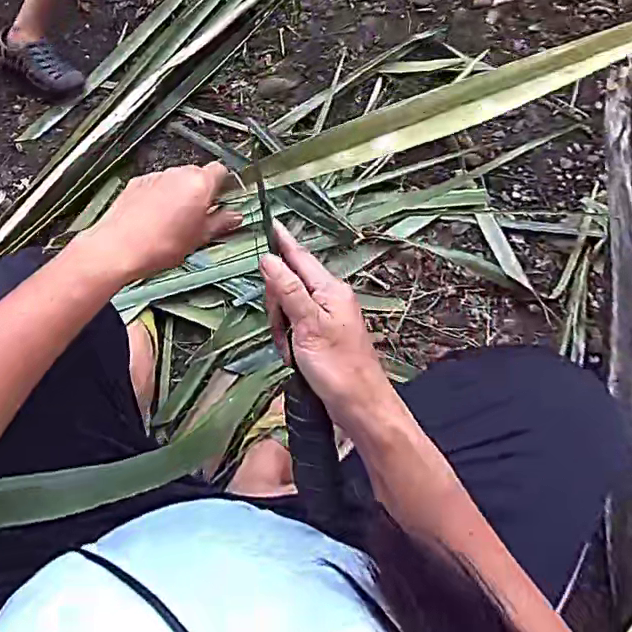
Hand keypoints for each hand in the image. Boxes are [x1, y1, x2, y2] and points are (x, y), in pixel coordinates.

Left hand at [71, 162, 242, 283]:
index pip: (221, 171)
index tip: (224, 200)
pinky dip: (160, 197)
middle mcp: (178, 174)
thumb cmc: (157, 245)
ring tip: (176, 223)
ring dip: (180, 195)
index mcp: (199, 183)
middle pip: (199, 175)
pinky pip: (157, 185)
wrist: (118, 247)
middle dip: (202, 192)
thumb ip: (220, 223)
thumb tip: (234, 218)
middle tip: (201, 217)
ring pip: (177, 180)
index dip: (225, 186)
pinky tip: (156, 219)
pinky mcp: (138, 182)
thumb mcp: (199, 238)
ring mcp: (156, 176)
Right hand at [260, 222, 389, 410]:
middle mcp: (330, 297)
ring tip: (290, 348)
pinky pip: (295, 322)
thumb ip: (287, 290)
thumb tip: (269, 259)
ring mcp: (327, 316)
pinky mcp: (322, 333)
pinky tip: (293, 354)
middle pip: (289, 281)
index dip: (282, 242)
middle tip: (282, 329)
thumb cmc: (339, 368)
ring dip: (281, 324)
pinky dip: (288, 336)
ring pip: (289, 303)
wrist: (362, 408)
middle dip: (276, 302)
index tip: (269, 222)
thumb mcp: (308, 325)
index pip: (300, 257)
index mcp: (330, 289)